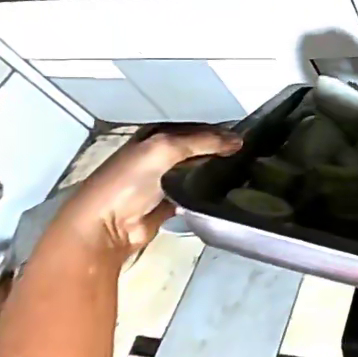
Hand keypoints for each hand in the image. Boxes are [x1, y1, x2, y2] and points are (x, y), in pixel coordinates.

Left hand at [44, 127, 241, 260]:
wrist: (105, 227)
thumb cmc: (128, 182)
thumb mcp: (165, 149)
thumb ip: (203, 142)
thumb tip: (239, 142)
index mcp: (155, 136)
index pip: (197, 129)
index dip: (221, 132)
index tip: (249, 140)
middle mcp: (160, 156)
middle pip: (200, 150)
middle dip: (222, 152)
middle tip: (253, 157)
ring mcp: (165, 181)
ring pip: (201, 172)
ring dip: (218, 173)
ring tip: (247, 173)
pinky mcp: (171, 204)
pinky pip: (197, 194)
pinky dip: (210, 193)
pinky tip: (229, 192)